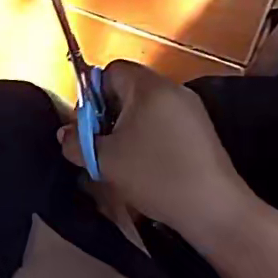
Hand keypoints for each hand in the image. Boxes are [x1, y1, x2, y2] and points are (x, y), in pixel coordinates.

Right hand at [58, 60, 254, 241]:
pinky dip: (152, 142)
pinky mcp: (203, 133)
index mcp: (148, 87)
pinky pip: (166, 127)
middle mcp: (173, 90)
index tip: (89, 127)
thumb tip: (64, 134)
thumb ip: (77, 144)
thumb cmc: (155, 175)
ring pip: (148, 112)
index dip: (92, 95)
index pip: (111, 70)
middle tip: (102, 149)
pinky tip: (149, 171)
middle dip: (110, 117)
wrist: (212, 206)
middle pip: (130, 91)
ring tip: (124, 164)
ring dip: (129, 133)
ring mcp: (192, 111)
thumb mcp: (106, 161)